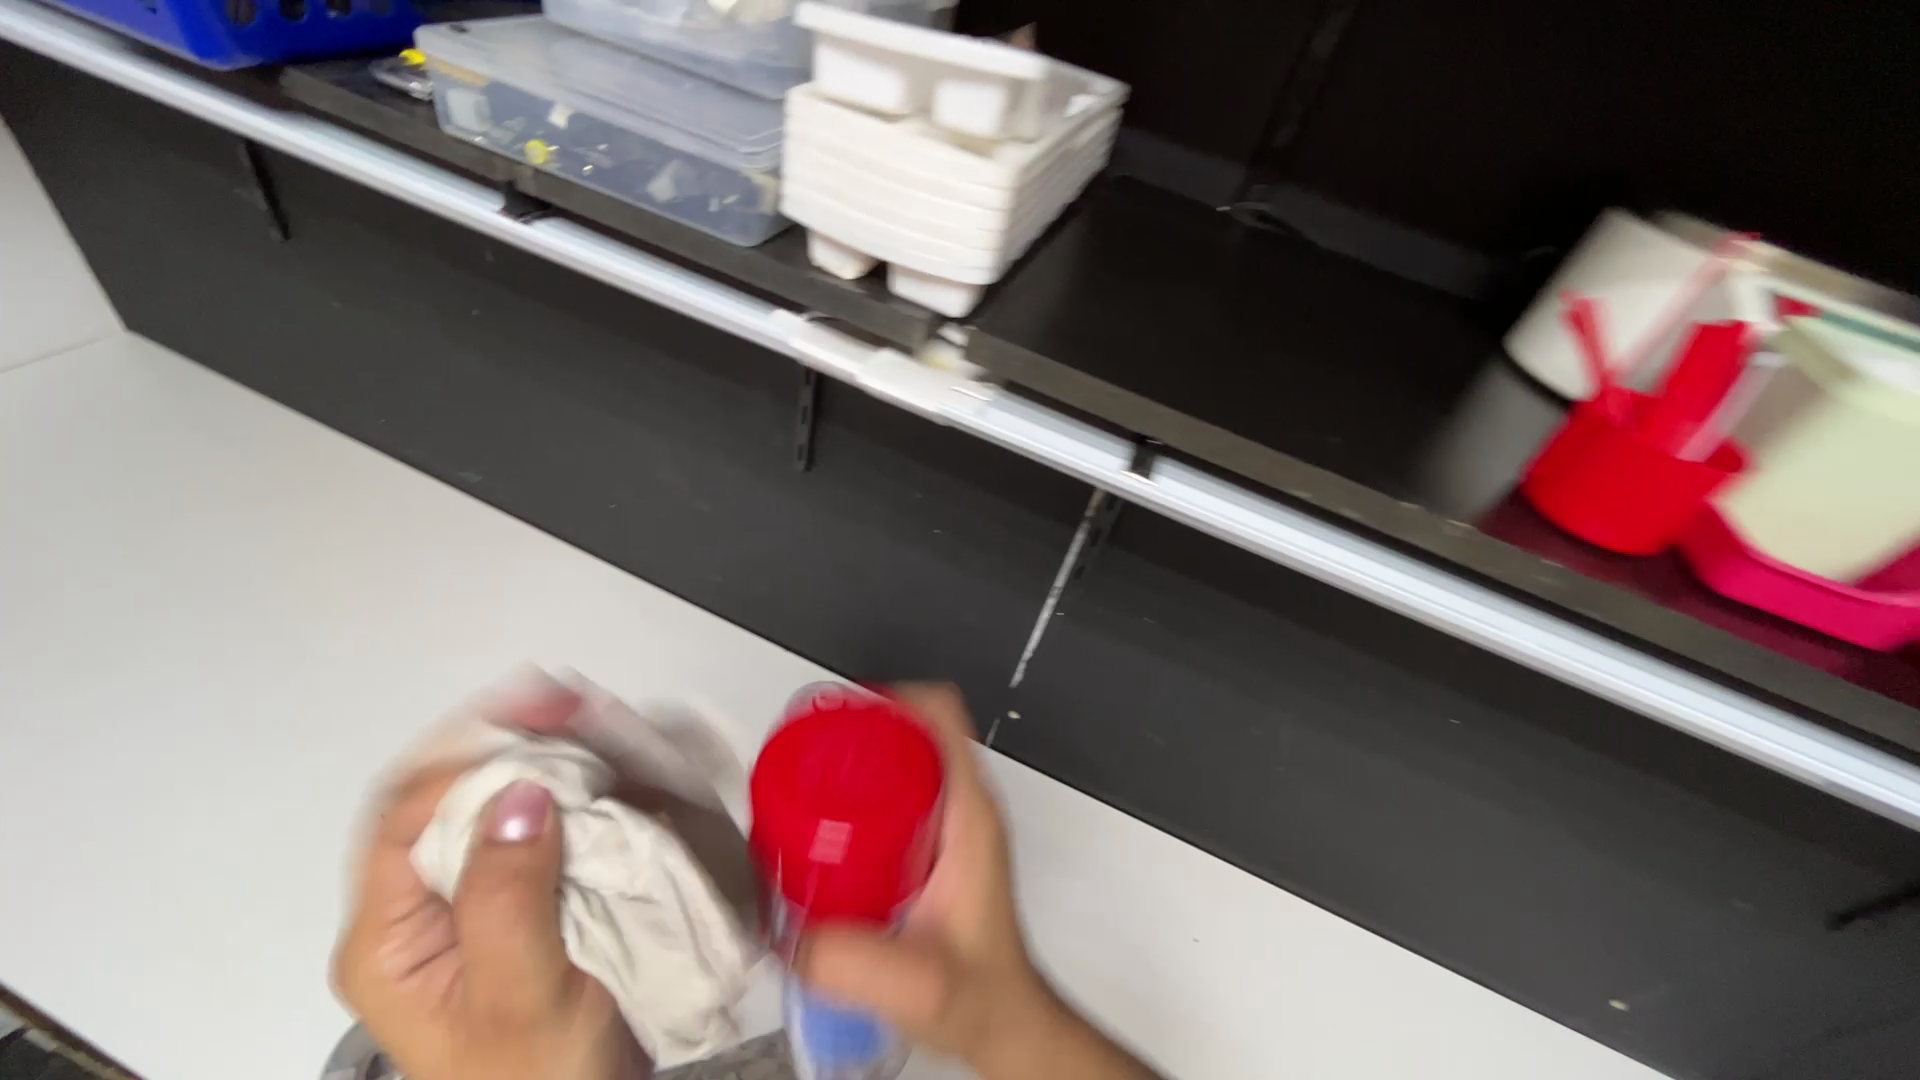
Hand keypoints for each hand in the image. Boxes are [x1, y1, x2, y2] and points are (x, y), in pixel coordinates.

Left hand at [332, 688, 650, 1079]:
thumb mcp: (517, 994)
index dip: (462, 761)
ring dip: (541, 757)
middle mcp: (425, 906)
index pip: (403, 820)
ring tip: (586, 719)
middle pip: (448, 799)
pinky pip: (541, 825)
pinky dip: (571, 788)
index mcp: (390, 938)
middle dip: (506, 742)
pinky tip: (602, 766)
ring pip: (497, 805)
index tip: (534, 721)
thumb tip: (519, 793)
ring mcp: (480, 896)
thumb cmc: (540, 1074)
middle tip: (567, 701)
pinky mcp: (529, 893)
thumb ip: (507, 898)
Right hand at [793, 684, 1054, 1065]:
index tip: (844, 716)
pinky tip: (830, 832)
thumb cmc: (982, 995)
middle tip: (812, 754)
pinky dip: (864, 795)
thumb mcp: (916, 984)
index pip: (941, 716)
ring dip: (860, 763)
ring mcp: (954, 823)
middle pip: (914, 731)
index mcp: (969, 814)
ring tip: (811, 786)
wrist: (1003, 1021)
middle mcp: (965, 807)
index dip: (891, 699)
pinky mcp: (939, 844)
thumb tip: (789, 933)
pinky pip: (900, 793)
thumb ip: (851, 964)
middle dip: (861, 731)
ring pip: (905, 761)